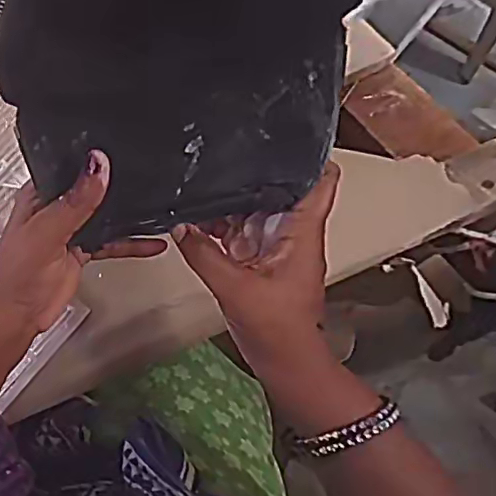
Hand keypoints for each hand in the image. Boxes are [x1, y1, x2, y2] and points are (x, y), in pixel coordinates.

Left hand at [0, 151, 167, 337]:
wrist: (15, 316)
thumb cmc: (14, 275)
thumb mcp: (47, 231)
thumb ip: (74, 201)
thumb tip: (97, 167)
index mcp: (37, 197)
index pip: (66, 168)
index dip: (89, 159)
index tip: (118, 147)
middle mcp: (52, 211)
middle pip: (88, 189)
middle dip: (113, 184)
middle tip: (146, 173)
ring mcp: (67, 232)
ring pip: (103, 216)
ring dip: (126, 214)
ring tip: (156, 206)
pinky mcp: (79, 252)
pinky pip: (109, 242)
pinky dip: (130, 242)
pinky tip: (151, 242)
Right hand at [173, 161, 339, 368]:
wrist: (284, 361)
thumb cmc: (275, 326)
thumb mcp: (235, 287)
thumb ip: (204, 254)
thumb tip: (178, 226)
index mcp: (300, 233)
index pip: (318, 183)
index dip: (307, 155)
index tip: (280, 133)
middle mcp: (287, 233)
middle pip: (276, 191)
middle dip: (253, 171)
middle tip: (220, 147)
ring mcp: (269, 247)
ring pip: (251, 211)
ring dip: (229, 199)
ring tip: (199, 176)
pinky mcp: (253, 261)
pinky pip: (234, 232)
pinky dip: (216, 224)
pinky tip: (192, 216)